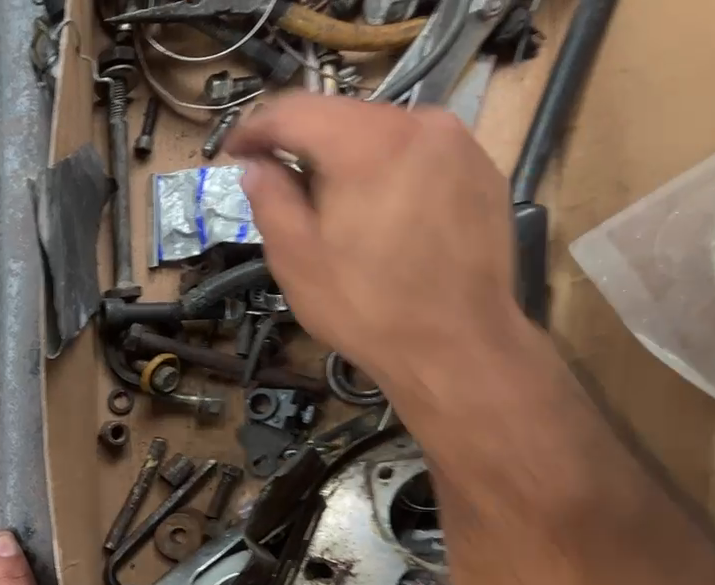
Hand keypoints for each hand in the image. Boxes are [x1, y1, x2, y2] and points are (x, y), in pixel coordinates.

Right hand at [225, 94, 547, 421]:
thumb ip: (270, 200)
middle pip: (342, 117)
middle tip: (274, 180)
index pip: (296, 111)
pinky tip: (375, 215)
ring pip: (383, 133)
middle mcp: (420, 126)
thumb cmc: (365, 307)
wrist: (454, 343)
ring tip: (325, 203)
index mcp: (366, 145)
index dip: (255, 128)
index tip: (234, 151)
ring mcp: (458, 145)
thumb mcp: (295, 258)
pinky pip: (418, 155)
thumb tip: (258, 168)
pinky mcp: (480, 170)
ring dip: (345, 158)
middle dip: (302, 144)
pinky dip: (386, 172)